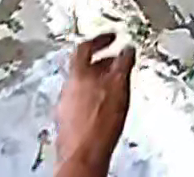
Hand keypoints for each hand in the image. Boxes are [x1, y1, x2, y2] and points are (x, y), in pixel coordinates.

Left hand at [56, 35, 134, 176]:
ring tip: (115, 83)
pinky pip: (80, 102)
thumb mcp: (120, 82)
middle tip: (117, 60)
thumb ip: (124, 61)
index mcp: (77, 75)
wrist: (84, 157)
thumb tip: (128, 49)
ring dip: (99, 80)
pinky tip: (106, 105)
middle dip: (102, 61)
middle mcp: (67, 90)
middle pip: (83, 67)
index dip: (99, 39)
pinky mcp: (68, 125)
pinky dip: (94, 97)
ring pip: (82, 85)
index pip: (84, 48)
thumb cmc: (99, 120)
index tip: (111, 37)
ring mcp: (65, 108)